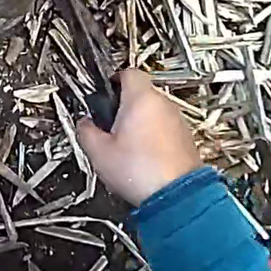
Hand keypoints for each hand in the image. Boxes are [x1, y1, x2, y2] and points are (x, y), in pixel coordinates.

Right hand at [76, 70, 204, 204]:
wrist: (176, 197)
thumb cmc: (140, 172)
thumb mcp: (98, 151)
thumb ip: (85, 129)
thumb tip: (84, 123)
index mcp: (140, 99)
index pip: (128, 72)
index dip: (114, 80)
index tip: (106, 91)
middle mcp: (162, 104)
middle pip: (141, 92)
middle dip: (124, 105)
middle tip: (110, 124)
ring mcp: (177, 121)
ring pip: (154, 111)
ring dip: (140, 121)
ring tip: (125, 145)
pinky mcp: (185, 138)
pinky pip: (165, 128)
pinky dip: (154, 136)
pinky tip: (142, 156)